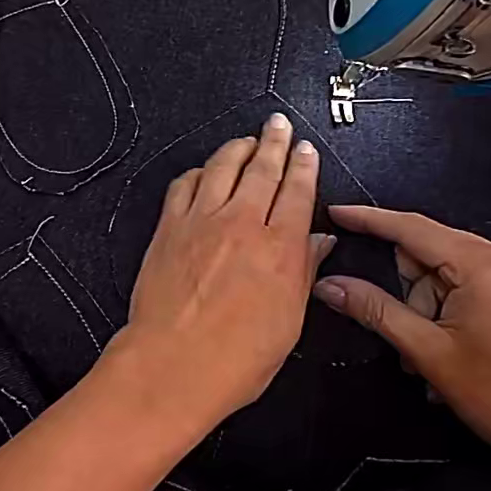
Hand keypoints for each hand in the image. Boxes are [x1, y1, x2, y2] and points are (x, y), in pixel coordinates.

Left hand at [110, 113, 331, 428]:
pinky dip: (197, 171)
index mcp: (279, 248)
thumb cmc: (234, 358)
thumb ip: (304, 272)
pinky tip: (203, 171)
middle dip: (274, 140)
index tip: (305, 150)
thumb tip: (319, 243)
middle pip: (263, 167)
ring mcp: (202, 221)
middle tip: (278, 124)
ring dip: (238, 147)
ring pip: (223, 166)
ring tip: (247, 139)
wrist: (172, 366)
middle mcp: (242, 224)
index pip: (298, 190)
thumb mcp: (288, 322)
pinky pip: (184, 184)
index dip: (304, 165)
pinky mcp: (170, 227)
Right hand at [313, 206, 490, 490]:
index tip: (341, 214)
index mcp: (490, 267)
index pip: (414, 227)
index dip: (371, 220)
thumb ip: (376, 311)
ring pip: (463, 271)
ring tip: (444, 357)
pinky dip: (467, 307)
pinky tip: (467, 348)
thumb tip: (333, 286)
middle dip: (416, 290)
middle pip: (439, 252)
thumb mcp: (431, 356)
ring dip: (440, 306)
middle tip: (413, 339)